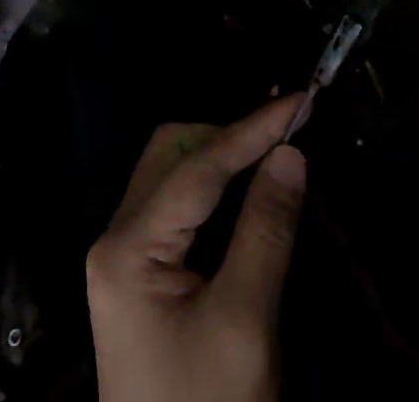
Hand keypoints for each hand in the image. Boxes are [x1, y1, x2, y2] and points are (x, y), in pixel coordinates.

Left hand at [87, 96, 307, 401]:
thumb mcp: (244, 319)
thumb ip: (266, 228)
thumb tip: (290, 151)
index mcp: (128, 249)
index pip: (200, 165)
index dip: (254, 127)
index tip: (300, 98)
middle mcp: (118, 238)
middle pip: (173, 152)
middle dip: (230, 131)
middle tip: (287, 129)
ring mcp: (127, 253)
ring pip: (175, 169)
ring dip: (225, 150)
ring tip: (277, 142)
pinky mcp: (144, 268)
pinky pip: (181, 199)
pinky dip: (219, 178)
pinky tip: (251, 178)